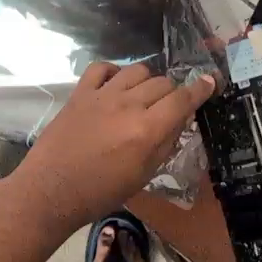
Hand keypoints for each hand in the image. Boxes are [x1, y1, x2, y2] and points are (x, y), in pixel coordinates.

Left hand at [15, 63, 216, 229]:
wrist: (51, 192)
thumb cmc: (101, 193)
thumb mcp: (143, 176)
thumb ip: (165, 143)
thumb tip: (180, 120)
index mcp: (147, 130)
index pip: (183, 99)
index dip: (200, 89)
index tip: (210, 82)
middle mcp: (128, 106)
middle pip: (163, 83)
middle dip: (172, 93)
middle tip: (167, 108)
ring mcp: (102, 95)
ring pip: (137, 70)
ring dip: (147, 80)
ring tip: (143, 95)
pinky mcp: (80, 93)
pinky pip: (102, 68)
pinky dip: (114, 72)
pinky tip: (115, 85)